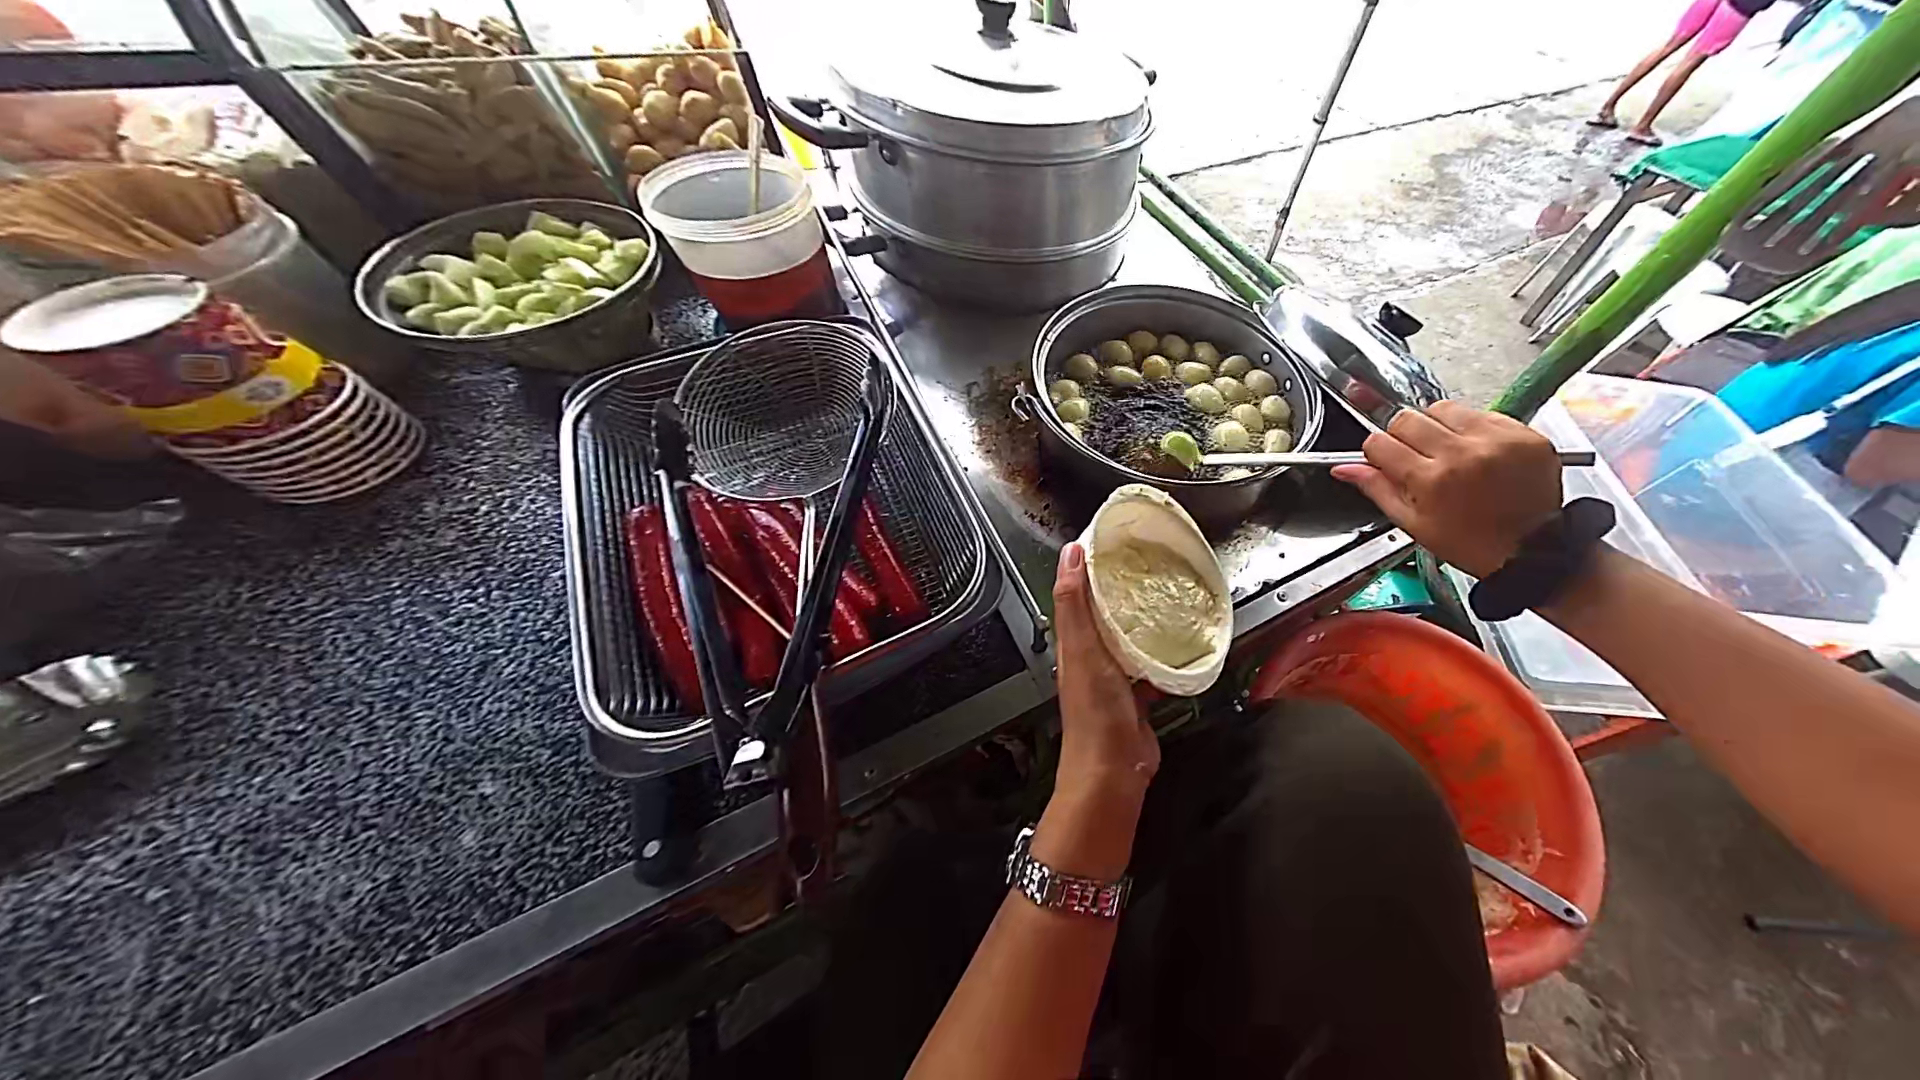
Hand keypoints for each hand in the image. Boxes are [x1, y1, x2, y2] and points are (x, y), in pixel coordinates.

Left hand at [1034, 543, 1159, 878]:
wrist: (1114, 768)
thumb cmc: (1096, 712)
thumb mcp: (1082, 648)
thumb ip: (1074, 603)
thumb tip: (1069, 555)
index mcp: (1073, 641)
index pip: (1077, 593)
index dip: (1088, 566)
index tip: (1109, 542)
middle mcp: (1090, 655)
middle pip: (1103, 613)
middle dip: (1119, 589)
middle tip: (1145, 564)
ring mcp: (1113, 676)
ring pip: (1126, 637)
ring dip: (1140, 618)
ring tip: (1163, 596)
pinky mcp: (1135, 696)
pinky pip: (1148, 665)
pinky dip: (1160, 653)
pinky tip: (1178, 644)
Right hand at [1331, 401, 1563, 578]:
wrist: (1531, 548)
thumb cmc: (1468, 541)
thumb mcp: (1411, 522)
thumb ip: (1375, 488)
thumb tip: (1343, 469)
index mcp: (1429, 480)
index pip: (1379, 443)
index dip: (1375, 452)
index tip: (1384, 461)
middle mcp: (1462, 454)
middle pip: (1407, 419)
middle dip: (1402, 436)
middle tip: (1414, 457)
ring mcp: (1495, 441)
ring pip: (1442, 408)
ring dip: (1435, 426)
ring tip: (1445, 451)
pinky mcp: (1522, 434)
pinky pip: (1481, 413)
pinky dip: (1470, 428)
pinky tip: (1474, 452)